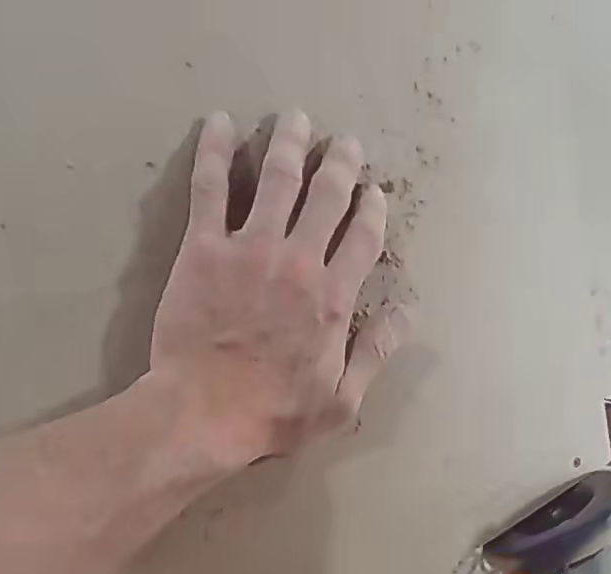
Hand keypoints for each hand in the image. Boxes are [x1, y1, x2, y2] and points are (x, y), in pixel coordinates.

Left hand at [148, 109, 414, 465]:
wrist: (206, 413)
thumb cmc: (275, 415)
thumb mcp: (342, 401)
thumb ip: (376, 353)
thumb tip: (407, 311)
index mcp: (333, 299)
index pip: (362, 239)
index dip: (372, 210)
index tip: (374, 194)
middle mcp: (298, 262)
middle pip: (326, 197)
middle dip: (340, 165)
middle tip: (345, 144)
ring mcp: (249, 250)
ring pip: (276, 180)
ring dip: (290, 144)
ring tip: (297, 120)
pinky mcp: (203, 249)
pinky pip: (209, 187)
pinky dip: (214, 150)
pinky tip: (220, 123)